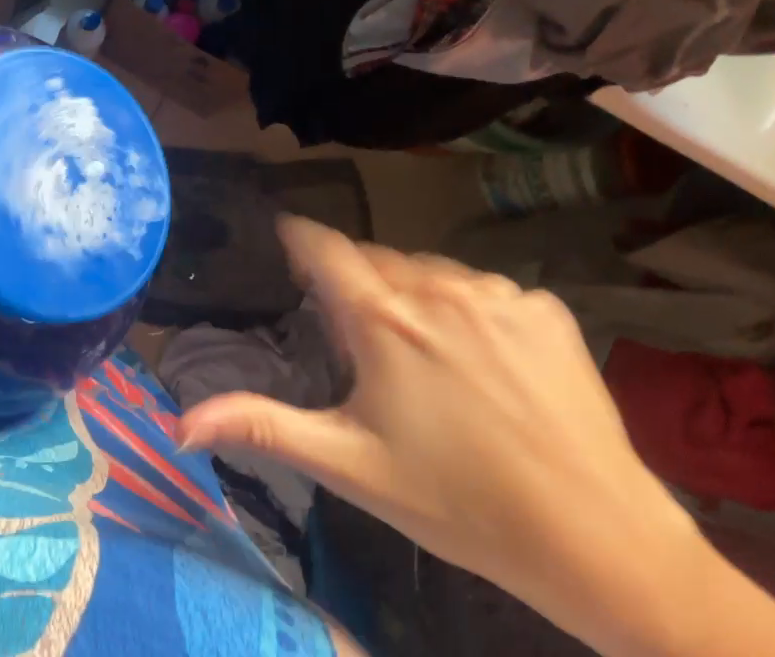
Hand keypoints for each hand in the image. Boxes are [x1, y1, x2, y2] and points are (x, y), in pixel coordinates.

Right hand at [177, 218, 728, 652]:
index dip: (299, 236)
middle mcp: (440, 289)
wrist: (596, 539)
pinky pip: (486, 290)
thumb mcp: (346, 465)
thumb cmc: (455, 502)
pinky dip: (468, 309)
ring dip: (411, 294)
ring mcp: (501, 296)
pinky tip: (480, 361)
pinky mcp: (548, 312)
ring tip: (417, 352)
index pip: (325, 247)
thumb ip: (260, 428)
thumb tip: (178, 423)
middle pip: (378, 260)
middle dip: (356, 282)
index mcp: (383, 320)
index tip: (284, 237)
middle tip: (353, 336)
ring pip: (432, 272)